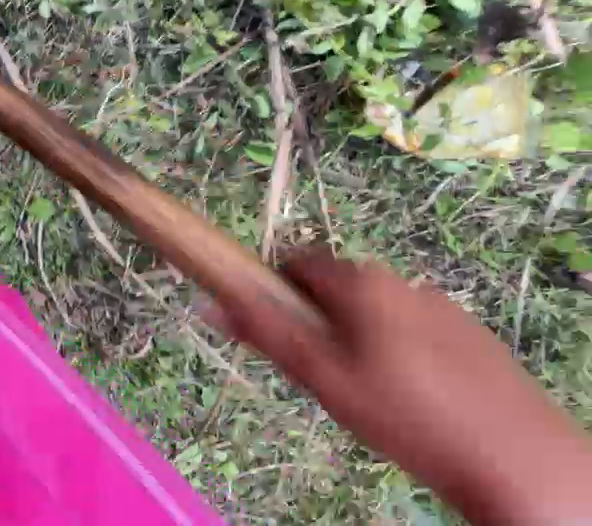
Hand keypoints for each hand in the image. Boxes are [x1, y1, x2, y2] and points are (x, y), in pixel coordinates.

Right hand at [215, 248, 591, 523]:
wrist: (531, 472)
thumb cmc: (409, 418)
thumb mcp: (321, 378)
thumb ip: (262, 332)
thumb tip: (204, 302)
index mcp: (362, 282)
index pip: (295, 262)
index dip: (278, 293)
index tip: (283, 332)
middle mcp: (403, 282)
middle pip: (338, 287)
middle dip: (322, 318)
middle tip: (324, 368)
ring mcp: (448, 310)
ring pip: (380, 311)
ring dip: (364, 335)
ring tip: (374, 389)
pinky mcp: (481, 341)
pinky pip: (421, 331)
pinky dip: (408, 352)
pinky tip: (418, 397)